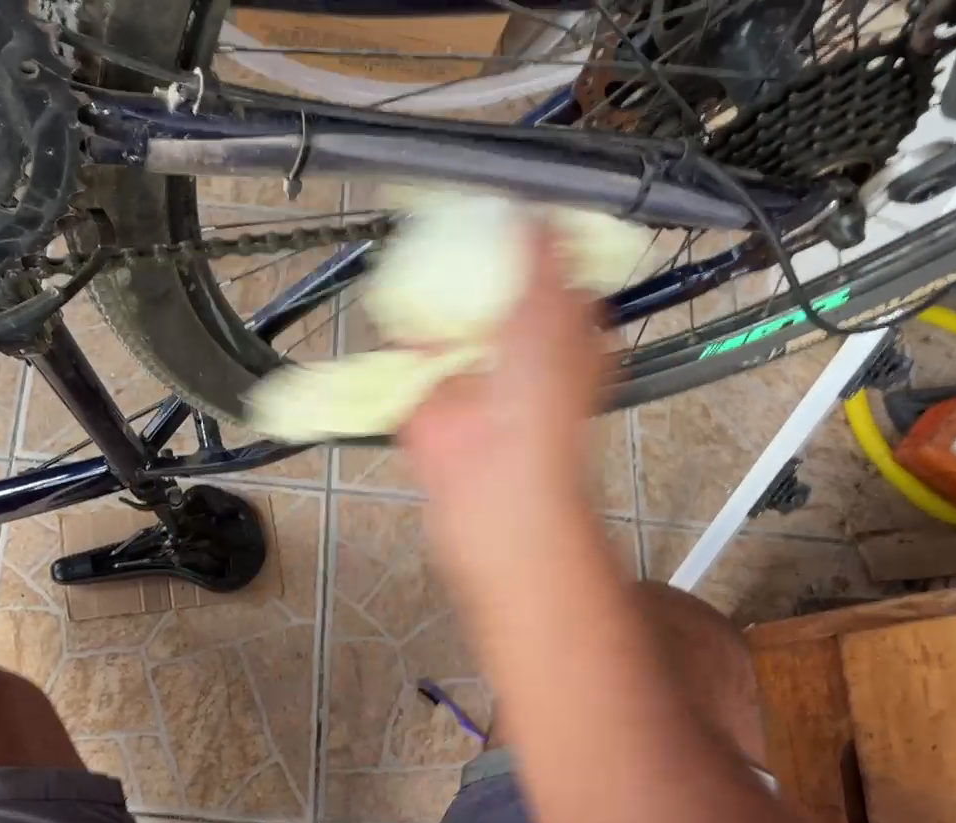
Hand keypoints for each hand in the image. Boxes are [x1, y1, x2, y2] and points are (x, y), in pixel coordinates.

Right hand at [399, 225, 613, 596]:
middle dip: (469, 258)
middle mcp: (515, 347)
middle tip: (450, 218)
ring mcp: (468, 370)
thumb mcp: (552, 314)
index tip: (503, 203)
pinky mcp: (425, 393)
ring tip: (418, 243)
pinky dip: (398, 329)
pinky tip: (393, 296)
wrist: (490, 485)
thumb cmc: (541, 411)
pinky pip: (407, 350)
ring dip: (431, 291)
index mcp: (561, 328)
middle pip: (488, 288)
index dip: (528, 236)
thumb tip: (533, 211)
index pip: (547, 269)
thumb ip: (542, 260)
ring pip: (445, 316)